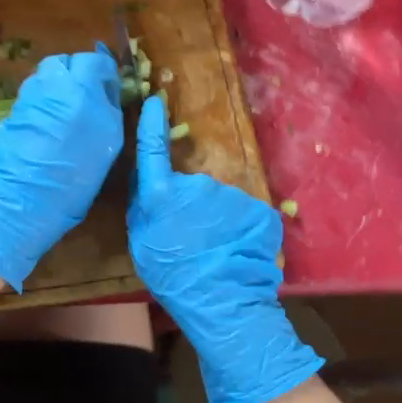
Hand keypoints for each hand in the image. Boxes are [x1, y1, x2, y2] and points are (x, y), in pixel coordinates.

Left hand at [0, 48, 122, 289]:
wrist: (25, 201)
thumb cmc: (76, 178)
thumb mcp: (109, 143)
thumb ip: (109, 109)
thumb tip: (107, 92)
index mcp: (81, 89)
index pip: (93, 60)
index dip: (103, 72)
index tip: (109, 88)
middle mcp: (51, 86)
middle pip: (63, 62)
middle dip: (75, 73)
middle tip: (85, 95)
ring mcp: (27, 99)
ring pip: (43, 78)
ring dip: (56, 87)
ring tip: (66, 112)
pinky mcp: (11, 114)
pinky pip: (30, 98)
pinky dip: (41, 104)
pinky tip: (46, 128)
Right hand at [128, 97, 322, 402]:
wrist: (221, 301)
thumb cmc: (173, 275)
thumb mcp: (142, 243)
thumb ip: (144, 209)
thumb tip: (147, 185)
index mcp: (163, 194)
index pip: (153, 151)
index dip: (152, 125)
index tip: (156, 101)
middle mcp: (198, 185)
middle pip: (192, 186)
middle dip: (191, 205)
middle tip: (189, 237)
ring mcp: (232, 196)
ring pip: (219, 202)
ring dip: (215, 219)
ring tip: (213, 249)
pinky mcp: (259, 210)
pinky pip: (242, 214)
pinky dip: (238, 229)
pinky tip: (233, 251)